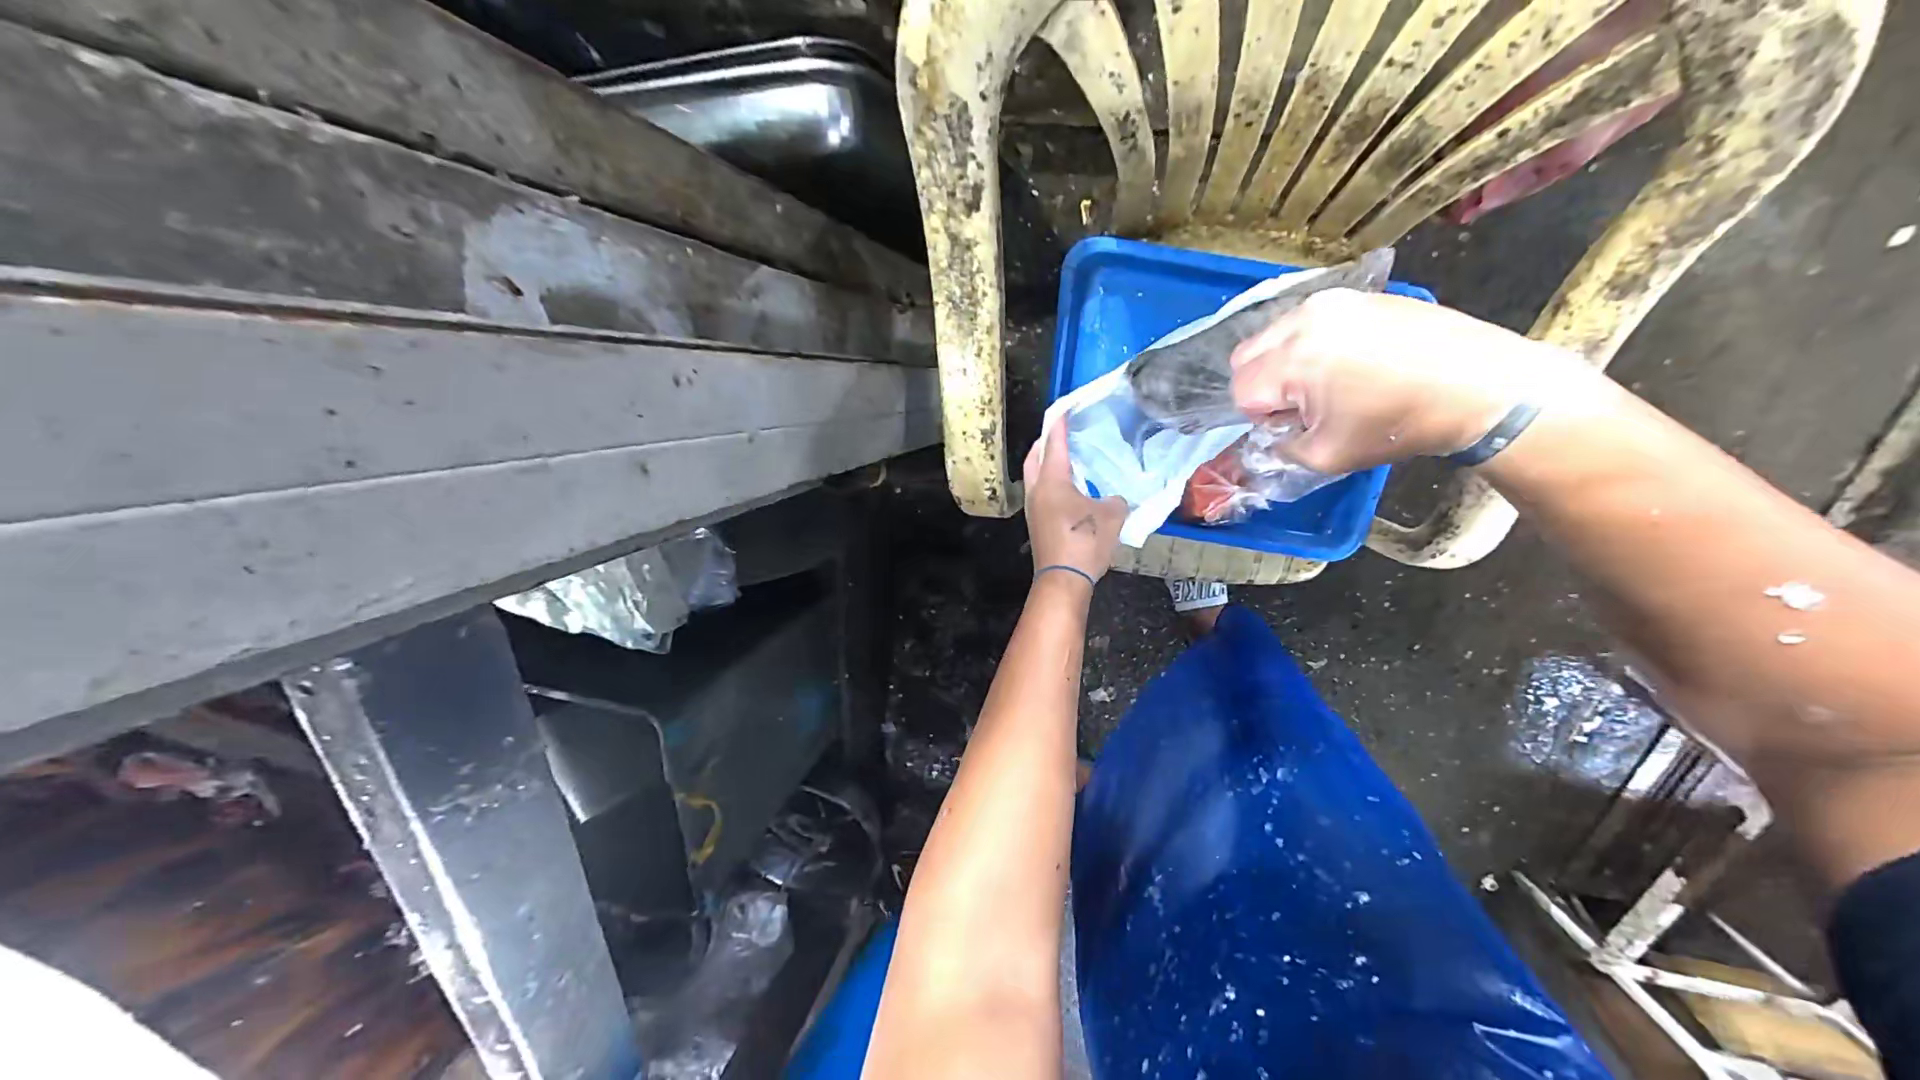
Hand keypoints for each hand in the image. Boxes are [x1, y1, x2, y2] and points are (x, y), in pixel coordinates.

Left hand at [1023, 421, 1126, 582]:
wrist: (1064, 579)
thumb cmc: (1086, 541)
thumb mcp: (1112, 515)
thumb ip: (1115, 499)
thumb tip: (1113, 499)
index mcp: (1052, 480)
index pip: (1054, 443)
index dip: (1059, 423)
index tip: (1063, 408)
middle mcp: (1036, 490)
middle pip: (1034, 457)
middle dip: (1045, 441)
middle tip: (1059, 431)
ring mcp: (1033, 509)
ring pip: (1034, 476)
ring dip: (1045, 463)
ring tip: (1065, 457)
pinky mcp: (1036, 524)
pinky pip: (1040, 493)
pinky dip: (1049, 482)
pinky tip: (1066, 488)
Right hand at [1227, 289, 1594, 473]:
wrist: (1481, 385)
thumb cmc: (1399, 424)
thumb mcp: (1326, 457)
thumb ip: (1280, 448)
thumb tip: (1270, 435)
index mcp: (1293, 359)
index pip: (1240, 389)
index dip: (1259, 416)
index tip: (1292, 426)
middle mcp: (1303, 320)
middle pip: (1246, 356)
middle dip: (1262, 385)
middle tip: (1302, 406)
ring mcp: (1332, 302)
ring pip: (1274, 335)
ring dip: (1283, 363)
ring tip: (1329, 383)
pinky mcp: (1359, 296)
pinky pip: (1308, 320)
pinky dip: (1312, 344)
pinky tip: (1352, 363)